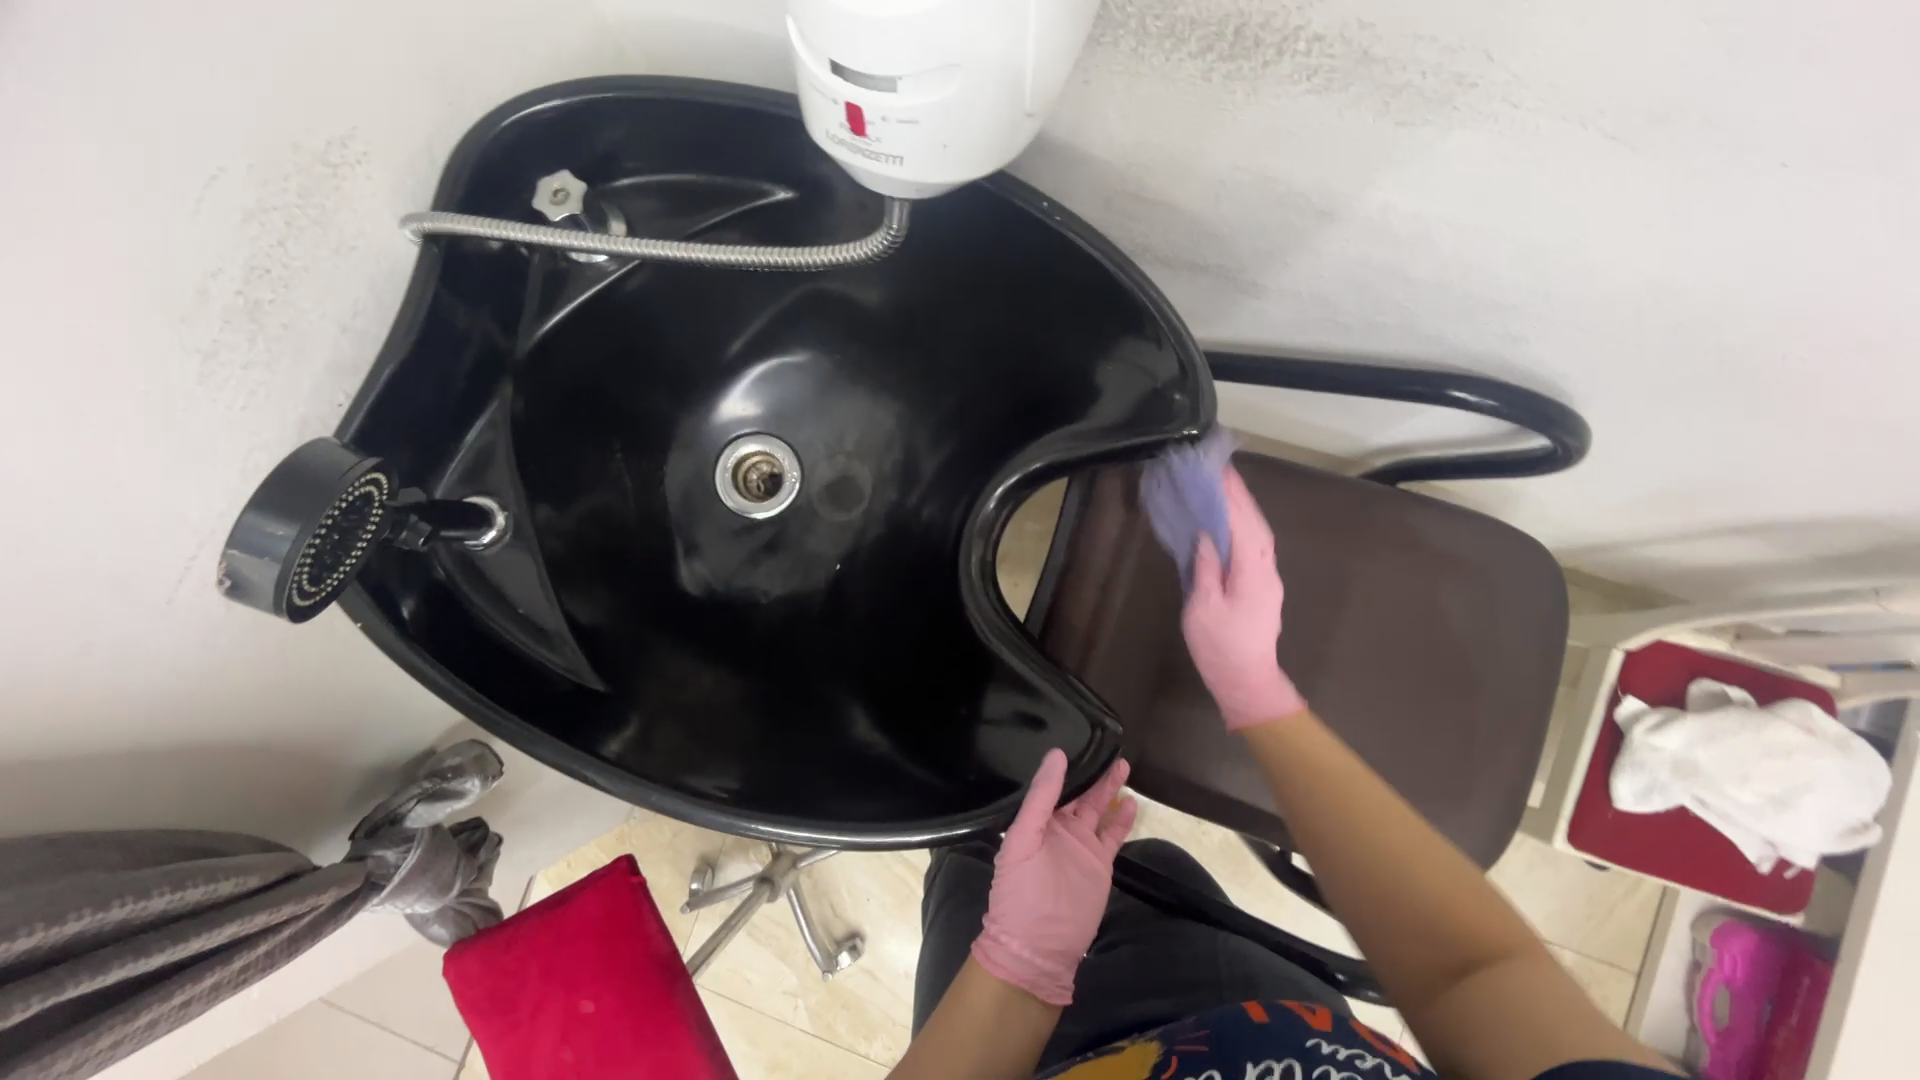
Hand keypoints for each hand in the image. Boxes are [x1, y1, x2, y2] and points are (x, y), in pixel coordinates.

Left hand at [970, 749, 1136, 1005]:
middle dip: (1092, 773)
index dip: (1064, 766)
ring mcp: (1081, 846)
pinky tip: (1132, 801)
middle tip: (1108, 746)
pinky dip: (1122, 819)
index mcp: (1035, 821)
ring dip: (1109, 789)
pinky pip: (1113, 835)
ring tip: (1123, 765)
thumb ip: (1040, 798)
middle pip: (1078, 794)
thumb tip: (1055, 756)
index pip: (1051, 785)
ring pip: (1098, 809)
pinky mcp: (1100, 864)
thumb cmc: (1020, 892)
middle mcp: (1058, 829)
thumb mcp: (1023, 839)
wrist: (1038, 946)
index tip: (1077, 739)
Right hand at [1182, 464, 1307, 730]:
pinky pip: (1254, 548)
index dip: (1232, 498)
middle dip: (1240, 498)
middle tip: (1221, 472)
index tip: (1220, 473)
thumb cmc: (1220, 647)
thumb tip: (1207, 537)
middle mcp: (1267, 572)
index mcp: (1253, 574)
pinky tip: (1230, 523)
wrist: (1246, 681)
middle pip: (1257, 526)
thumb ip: (1206, 569)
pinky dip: (1243, 528)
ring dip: (1243, 511)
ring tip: (1224, 490)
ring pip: (1259, 536)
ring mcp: (1268, 580)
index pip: (1244, 526)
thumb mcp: (1203, 608)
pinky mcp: (1262, 589)